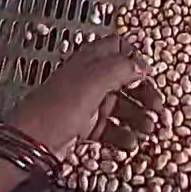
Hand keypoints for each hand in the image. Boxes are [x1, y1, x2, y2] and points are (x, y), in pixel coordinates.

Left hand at [7, 35, 159, 157]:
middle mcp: (92, 77)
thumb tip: (143, 65)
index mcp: (92, 59)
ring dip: (139, 118)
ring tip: (149, 131)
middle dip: (145, 94)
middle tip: (159, 111)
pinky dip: (124, 135)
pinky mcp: (87, 126)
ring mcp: (90, 102)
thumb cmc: (59, 106)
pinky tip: (131, 144)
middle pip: (127, 80)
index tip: (150, 76)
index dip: (137, 59)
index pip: (121, 47)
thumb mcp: (93, 81)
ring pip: (123, 106)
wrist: (32, 140)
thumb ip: (121, 68)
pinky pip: (113, 128)